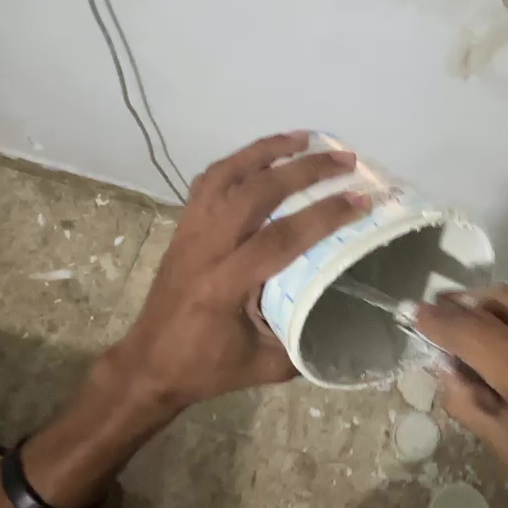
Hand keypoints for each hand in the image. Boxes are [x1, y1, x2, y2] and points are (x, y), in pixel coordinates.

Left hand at [110, 132, 369, 409]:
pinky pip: (210, 181)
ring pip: (227, 174)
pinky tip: (265, 156)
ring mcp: (189, 231)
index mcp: (223, 286)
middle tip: (344, 159)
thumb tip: (344, 306)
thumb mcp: (264, 366)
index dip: (323, 216)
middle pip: (255, 192)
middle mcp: (204, 248)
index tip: (360, 200)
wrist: (148, 364)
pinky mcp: (183, 225)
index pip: (279, 239)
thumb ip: (304, 337)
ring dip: (268, 150)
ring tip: (304, 138)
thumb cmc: (207, 369)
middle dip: (304, 170)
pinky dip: (240, 161)